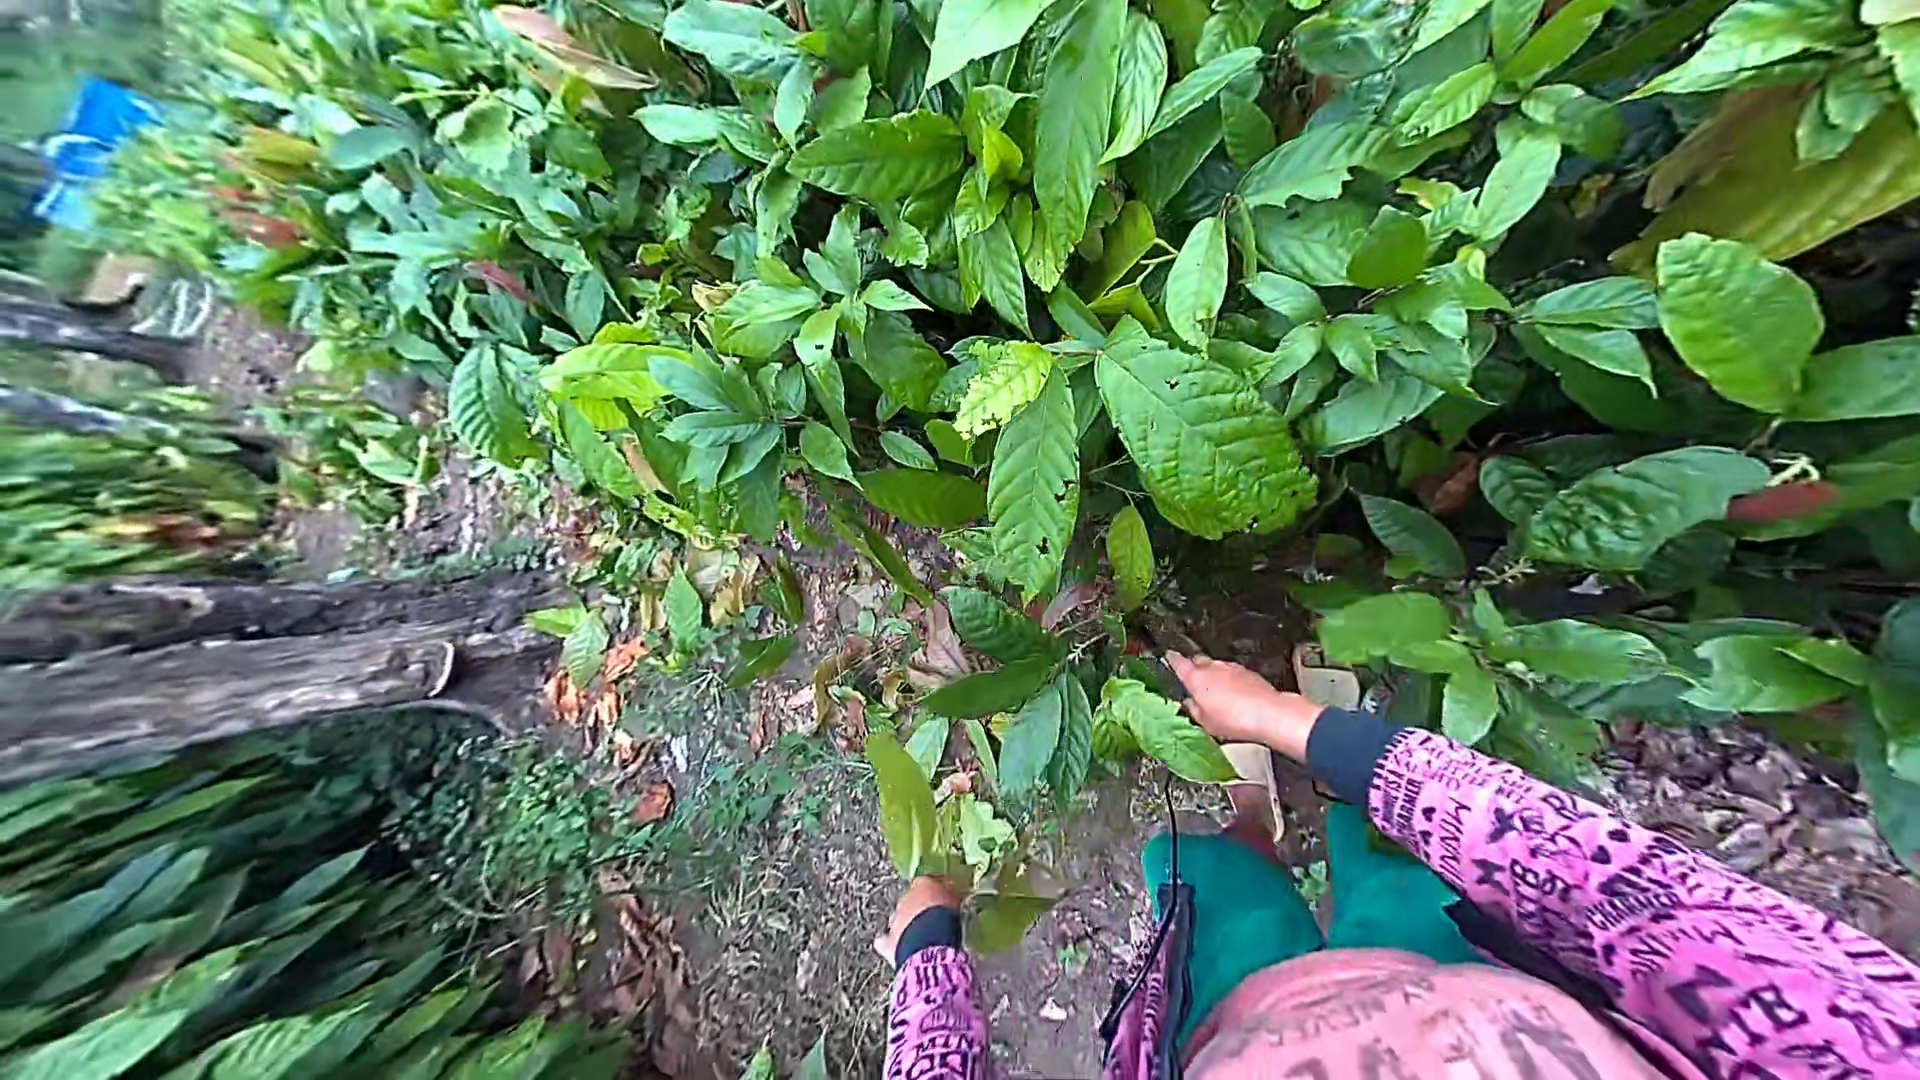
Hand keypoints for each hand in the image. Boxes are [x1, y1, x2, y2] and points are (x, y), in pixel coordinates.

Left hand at [872, 876, 960, 966]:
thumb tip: (952, 894)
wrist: (930, 941)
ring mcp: (896, 919)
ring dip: (907, 925)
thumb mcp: (955, 899)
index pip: (926, 883)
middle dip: (918, 909)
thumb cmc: (946, 917)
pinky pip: (886, 941)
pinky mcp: (889, 942)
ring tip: (919, 935)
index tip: (939, 899)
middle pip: (911, 901)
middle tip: (930, 919)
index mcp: (922, 884)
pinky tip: (896, 948)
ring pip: (899, 919)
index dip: (933, 893)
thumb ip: (950, 895)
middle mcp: (905, 898)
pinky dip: (890, 943)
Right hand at [1165, 652, 1324, 762]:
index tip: (1169, 656)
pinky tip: (1234, 696)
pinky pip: (1234, 673)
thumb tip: (1189, 705)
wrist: (1270, 715)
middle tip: (1192, 679)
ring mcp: (1232, 668)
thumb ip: (1192, 709)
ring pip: (1217, 667)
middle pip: (1197, 661)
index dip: (1171, 659)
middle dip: (1193, 667)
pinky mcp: (1249, 674)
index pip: (1177, 662)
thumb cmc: (1236, 719)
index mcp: (1195, 677)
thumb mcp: (1204, 722)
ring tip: (1216, 693)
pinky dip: (1231, 681)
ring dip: (1214, 675)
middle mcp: (1212, 668)